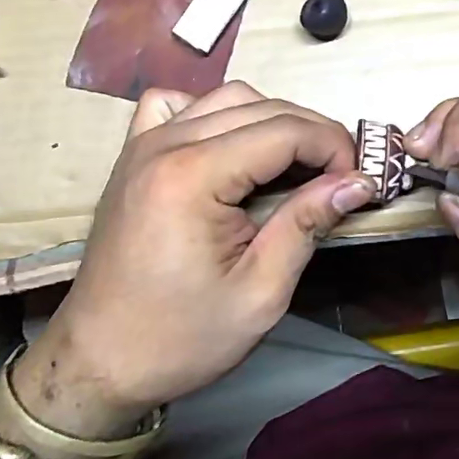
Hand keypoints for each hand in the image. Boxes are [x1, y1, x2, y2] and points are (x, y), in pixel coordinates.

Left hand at [12, 82, 372, 439]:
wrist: (99, 359)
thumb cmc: (179, 338)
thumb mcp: (259, 293)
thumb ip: (307, 224)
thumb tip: (357, 182)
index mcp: (193, 176)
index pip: (284, 130)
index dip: (333, 147)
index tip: (359, 181)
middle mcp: (164, 144)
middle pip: (259, 107)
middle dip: (311, 135)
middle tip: (339, 178)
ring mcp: (142, 144)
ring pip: (223, 99)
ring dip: (269, 122)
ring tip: (294, 168)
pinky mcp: (132, 155)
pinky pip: (175, 107)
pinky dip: (212, 114)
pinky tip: (227, 148)